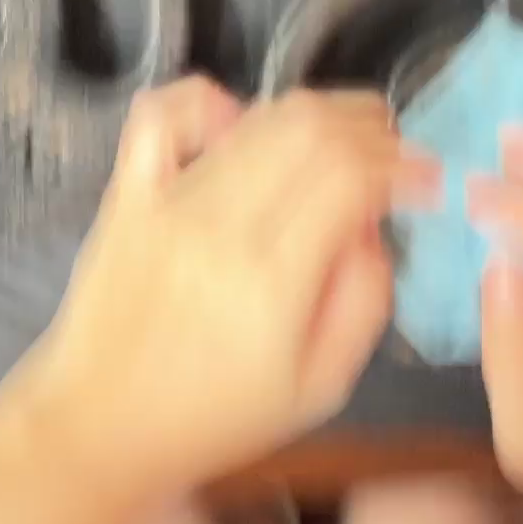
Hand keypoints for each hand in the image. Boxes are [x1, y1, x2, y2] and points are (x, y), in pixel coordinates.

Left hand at [0, 77, 436, 501]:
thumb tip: (371, 220)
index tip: (423, 177)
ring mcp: (166, 199)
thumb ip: (365, 298)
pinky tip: (235, 118)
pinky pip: (163, 114)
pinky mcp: (128, 191)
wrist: (99, 424)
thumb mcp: (319, 387)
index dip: (400, 162)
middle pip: (309, 129)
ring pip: (255, 115)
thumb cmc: (214, 415)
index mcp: (271, 279)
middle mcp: (219, 223)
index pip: (350, 174)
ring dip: (313, 110)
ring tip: (339, 131)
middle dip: (368, 124)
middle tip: (391, 146)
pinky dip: (206, 99)